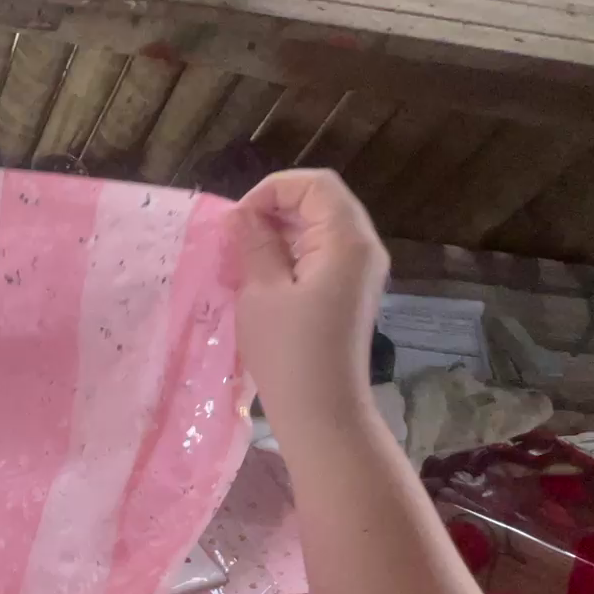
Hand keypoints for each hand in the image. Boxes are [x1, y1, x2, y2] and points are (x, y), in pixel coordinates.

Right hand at [230, 169, 388, 434]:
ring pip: (317, 228)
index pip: (314, 185)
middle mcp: (362, 247)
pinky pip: (318, 254)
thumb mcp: (261, 293)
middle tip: (231, 241)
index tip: (235, 222)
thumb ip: (253, 245)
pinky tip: (259, 278)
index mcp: (346, 241)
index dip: (270, 191)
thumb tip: (241, 215)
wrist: (320, 408)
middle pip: (319, 202)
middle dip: (271, 211)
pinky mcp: (347, 291)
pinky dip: (287, 255)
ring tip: (240, 260)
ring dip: (276, 234)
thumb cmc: (287, 351)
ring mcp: (358, 270)